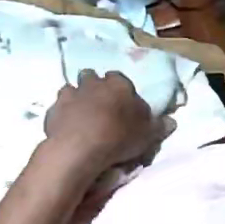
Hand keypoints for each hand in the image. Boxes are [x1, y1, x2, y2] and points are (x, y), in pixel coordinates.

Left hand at [42, 70, 169, 173]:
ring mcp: (70, 94)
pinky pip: (58, 108)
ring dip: (76, 99)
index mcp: (118, 84)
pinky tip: (67, 127)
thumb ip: (158, 126)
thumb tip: (171, 121)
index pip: (120, 78)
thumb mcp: (148, 134)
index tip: (122, 103)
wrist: (80, 147)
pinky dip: (62, 115)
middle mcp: (93, 83)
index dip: (121, 90)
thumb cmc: (119, 137)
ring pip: (71, 89)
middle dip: (94, 87)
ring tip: (80, 116)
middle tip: (100, 106)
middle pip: (91, 77)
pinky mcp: (53, 109)